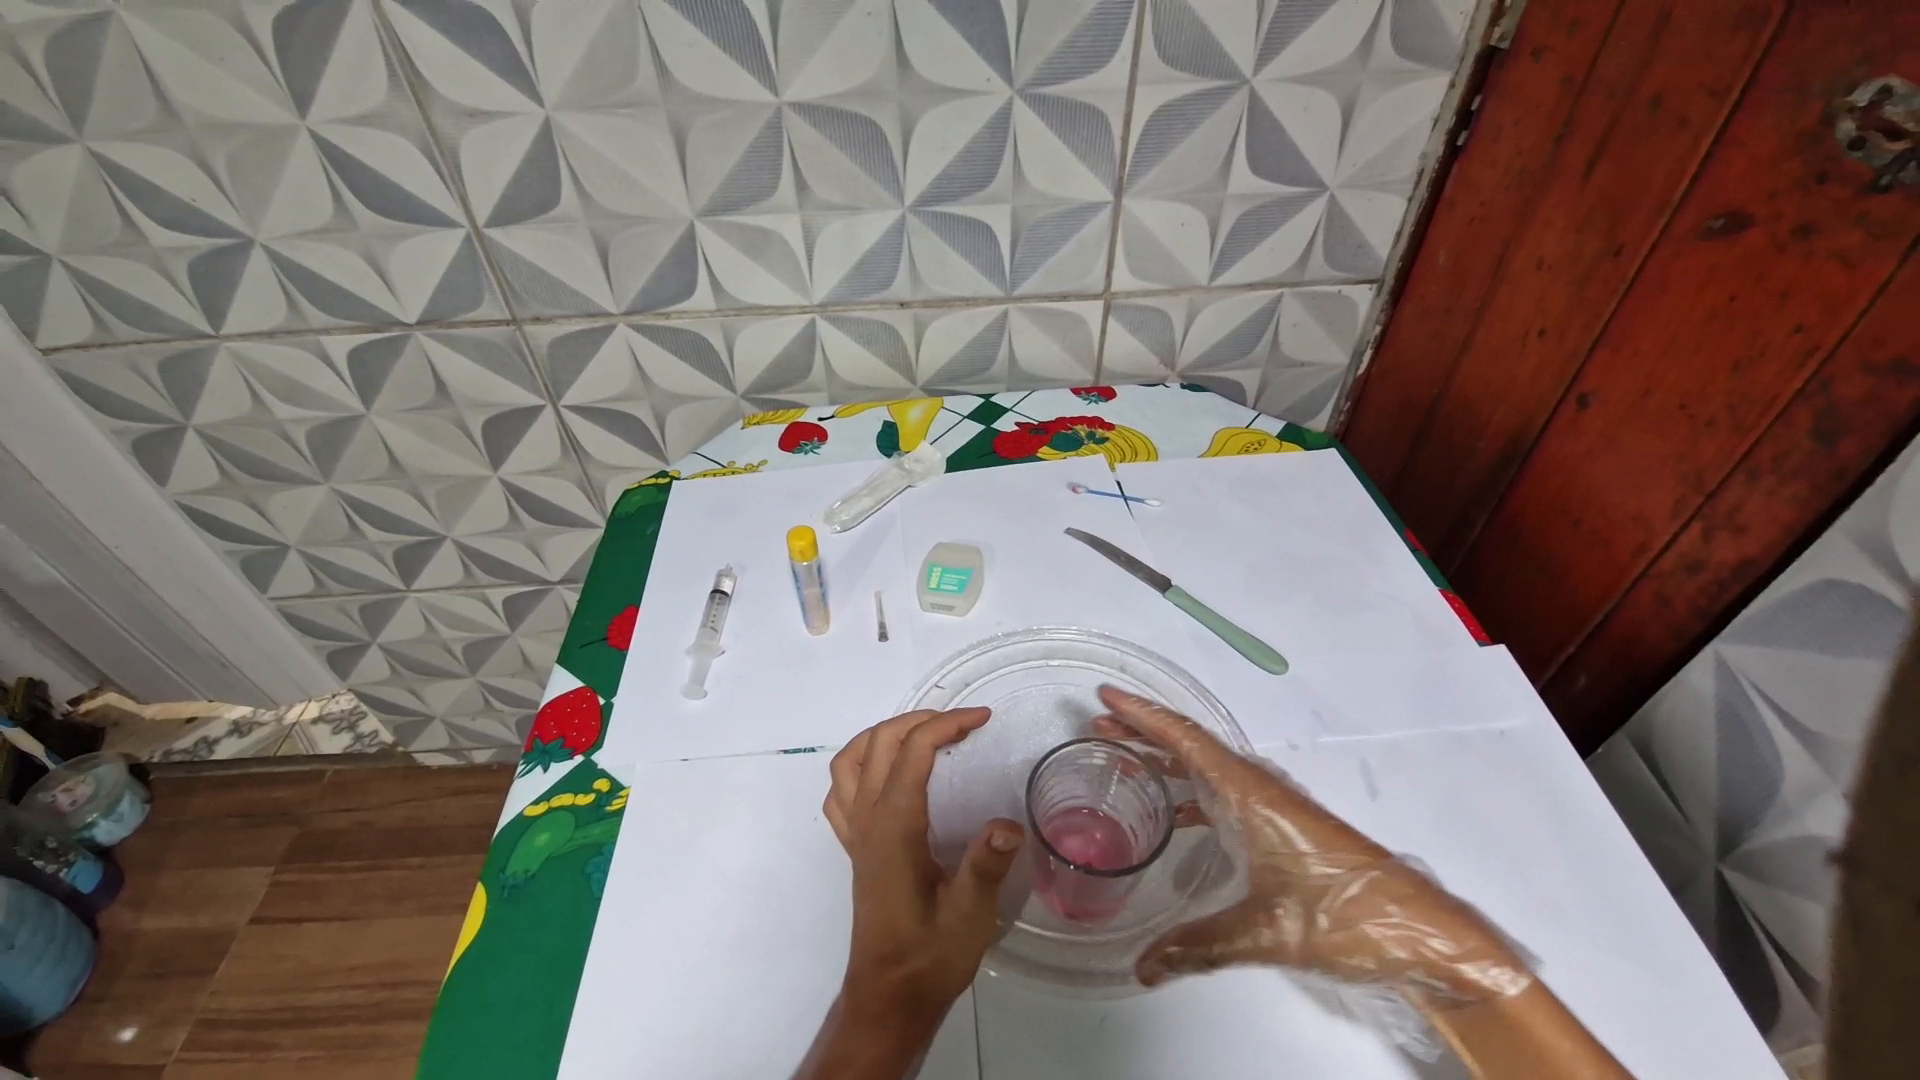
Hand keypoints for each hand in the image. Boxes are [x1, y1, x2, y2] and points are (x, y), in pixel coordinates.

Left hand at [820, 707, 1024, 1034]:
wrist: (890, 996)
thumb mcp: (969, 915)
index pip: (913, 753)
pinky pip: (841, 792)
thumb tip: (1007, 822)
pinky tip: (887, 774)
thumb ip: (985, 866)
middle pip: (879, 744)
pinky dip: (860, 766)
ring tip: (924, 734)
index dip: (947, 726)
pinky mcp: (855, 849)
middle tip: (963, 723)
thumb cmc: (930, 956)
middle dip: (920, 721)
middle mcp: (868, 821)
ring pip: (850, 762)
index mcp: (895, 828)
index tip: (983, 719)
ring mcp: (856, 834)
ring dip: (883, 735)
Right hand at [1093, 686, 1532, 1003]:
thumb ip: (1200, 948)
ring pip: (1206, 767)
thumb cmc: (1350, 916)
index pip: (1187, 740)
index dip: (1144, 715)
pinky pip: (1222, 791)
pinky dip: (1189, 789)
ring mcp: (1270, 805)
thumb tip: (1142, 968)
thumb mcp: (1269, 933)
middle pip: (1192, 745)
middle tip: (1099, 724)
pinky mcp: (1280, 825)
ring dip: (1165, 757)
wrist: (1422, 931)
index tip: (1107, 696)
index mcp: (1251, 794)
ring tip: (1123, 758)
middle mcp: (1258, 788)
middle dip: (1144, 730)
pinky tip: (1173, 814)